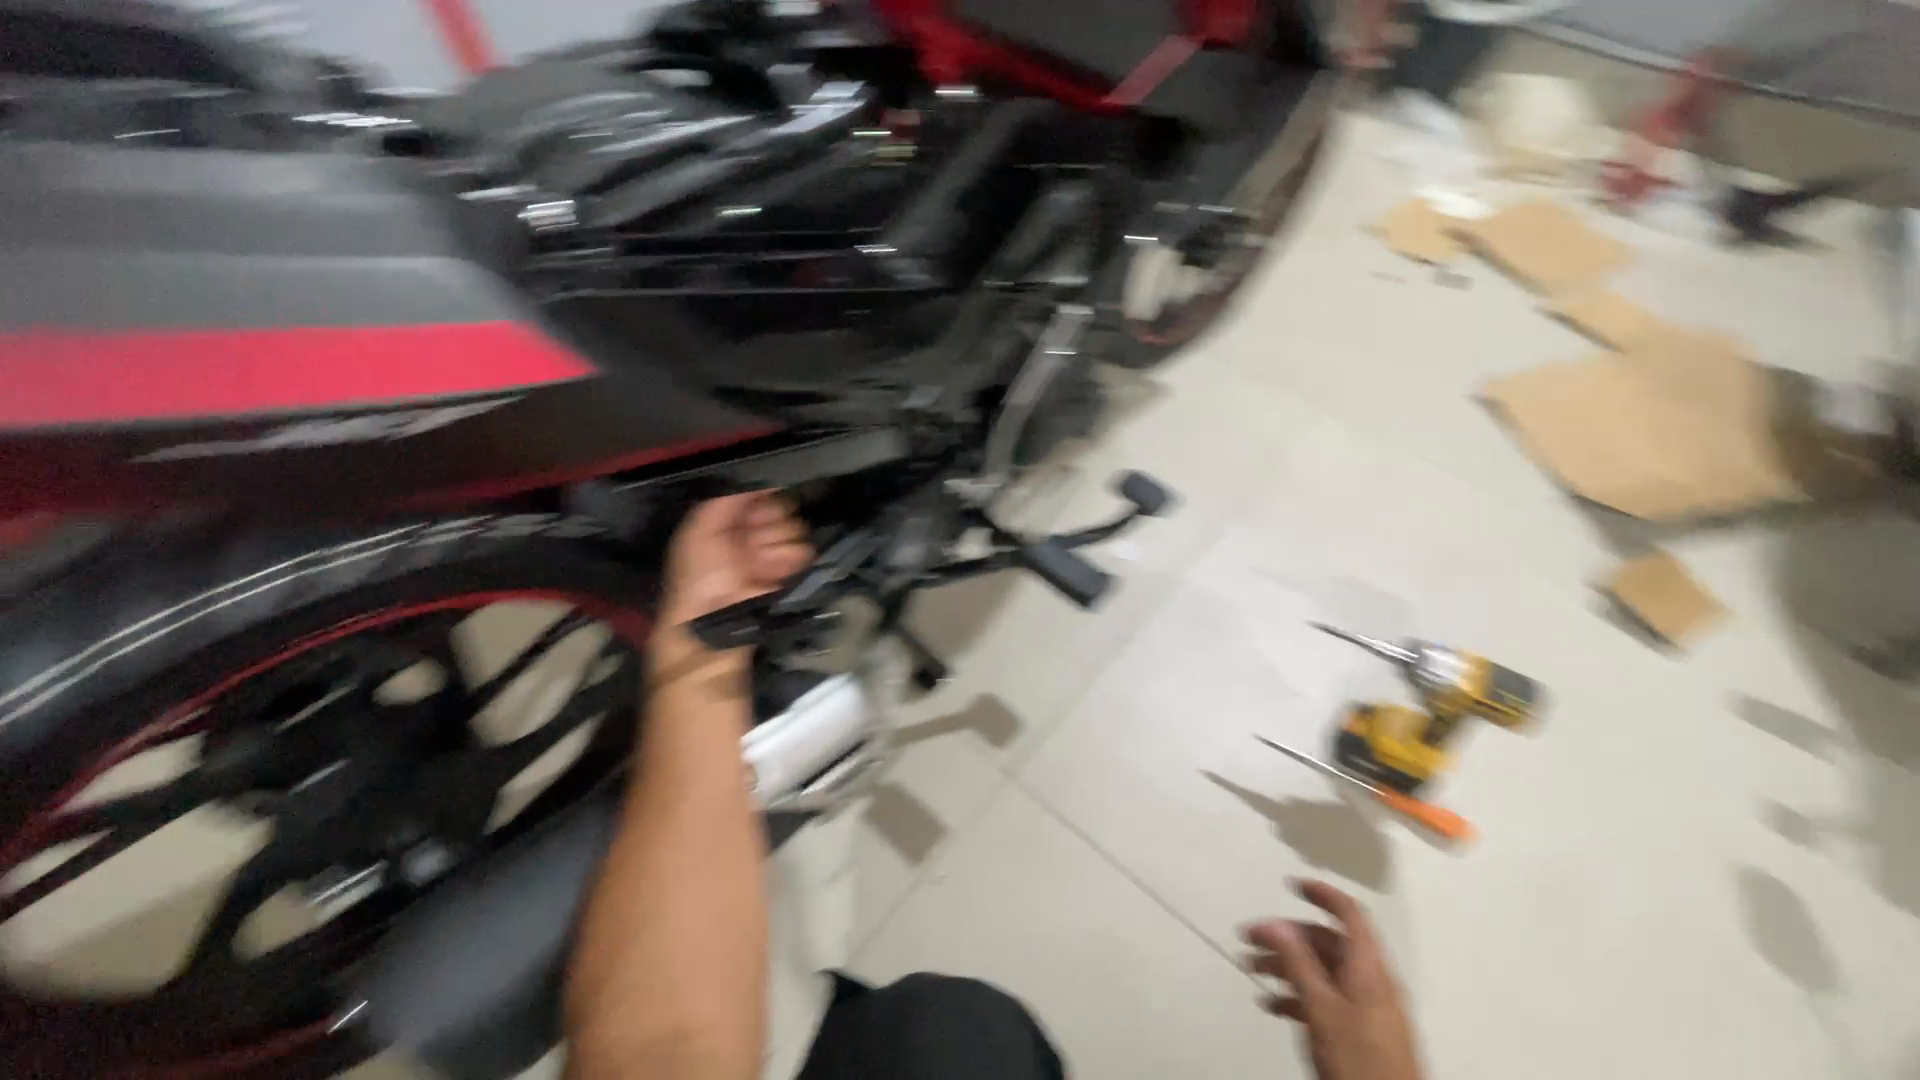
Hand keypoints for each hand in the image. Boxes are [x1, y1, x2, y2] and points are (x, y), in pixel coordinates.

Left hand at [654, 494, 810, 683]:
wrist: (715, 621)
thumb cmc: (700, 576)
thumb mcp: (700, 530)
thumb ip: (725, 499)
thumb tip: (761, 480)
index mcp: (732, 521)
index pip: (761, 494)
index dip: (761, 497)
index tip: (753, 509)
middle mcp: (756, 535)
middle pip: (782, 509)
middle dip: (767, 523)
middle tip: (750, 542)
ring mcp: (775, 554)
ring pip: (796, 529)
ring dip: (774, 546)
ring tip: (756, 563)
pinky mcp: (793, 574)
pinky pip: (805, 552)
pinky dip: (786, 561)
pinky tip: (770, 572)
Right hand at [1242, 880, 1422, 1079]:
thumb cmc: (1356, 1060)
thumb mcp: (1320, 1008)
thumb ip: (1297, 962)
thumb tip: (1276, 921)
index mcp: (1368, 968)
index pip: (1349, 915)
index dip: (1322, 894)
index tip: (1289, 885)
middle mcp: (1371, 981)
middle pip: (1328, 943)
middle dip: (1288, 936)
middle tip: (1249, 940)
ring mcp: (1367, 1008)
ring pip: (1324, 972)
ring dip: (1287, 966)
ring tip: (1252, 972)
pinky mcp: (1361, 1033)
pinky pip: (1327, 1000)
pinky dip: (1299, 995)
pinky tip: (1273, 1006)